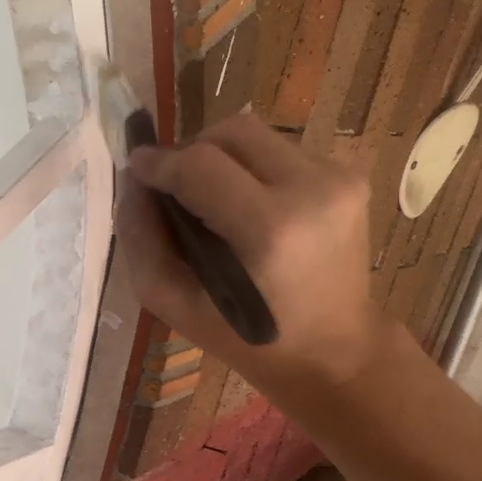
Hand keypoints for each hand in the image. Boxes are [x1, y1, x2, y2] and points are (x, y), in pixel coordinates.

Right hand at [116, 113, 398, 400]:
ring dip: (220, 158)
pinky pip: (281, 151)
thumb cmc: (241, 335)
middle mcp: (312, 190)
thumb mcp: (169, 301)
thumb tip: (131, 185)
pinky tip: (243, 208)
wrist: (331, 348)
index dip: (158, 162)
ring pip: (257, 136)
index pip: (199, 164)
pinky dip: (249, 169)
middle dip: (190, 150)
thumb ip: (141, 239)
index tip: (134, 169)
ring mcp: (338, 179)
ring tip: (206, 200)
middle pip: (232, 131)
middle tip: (170, 185)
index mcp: (268, 229)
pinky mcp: (349, 176)